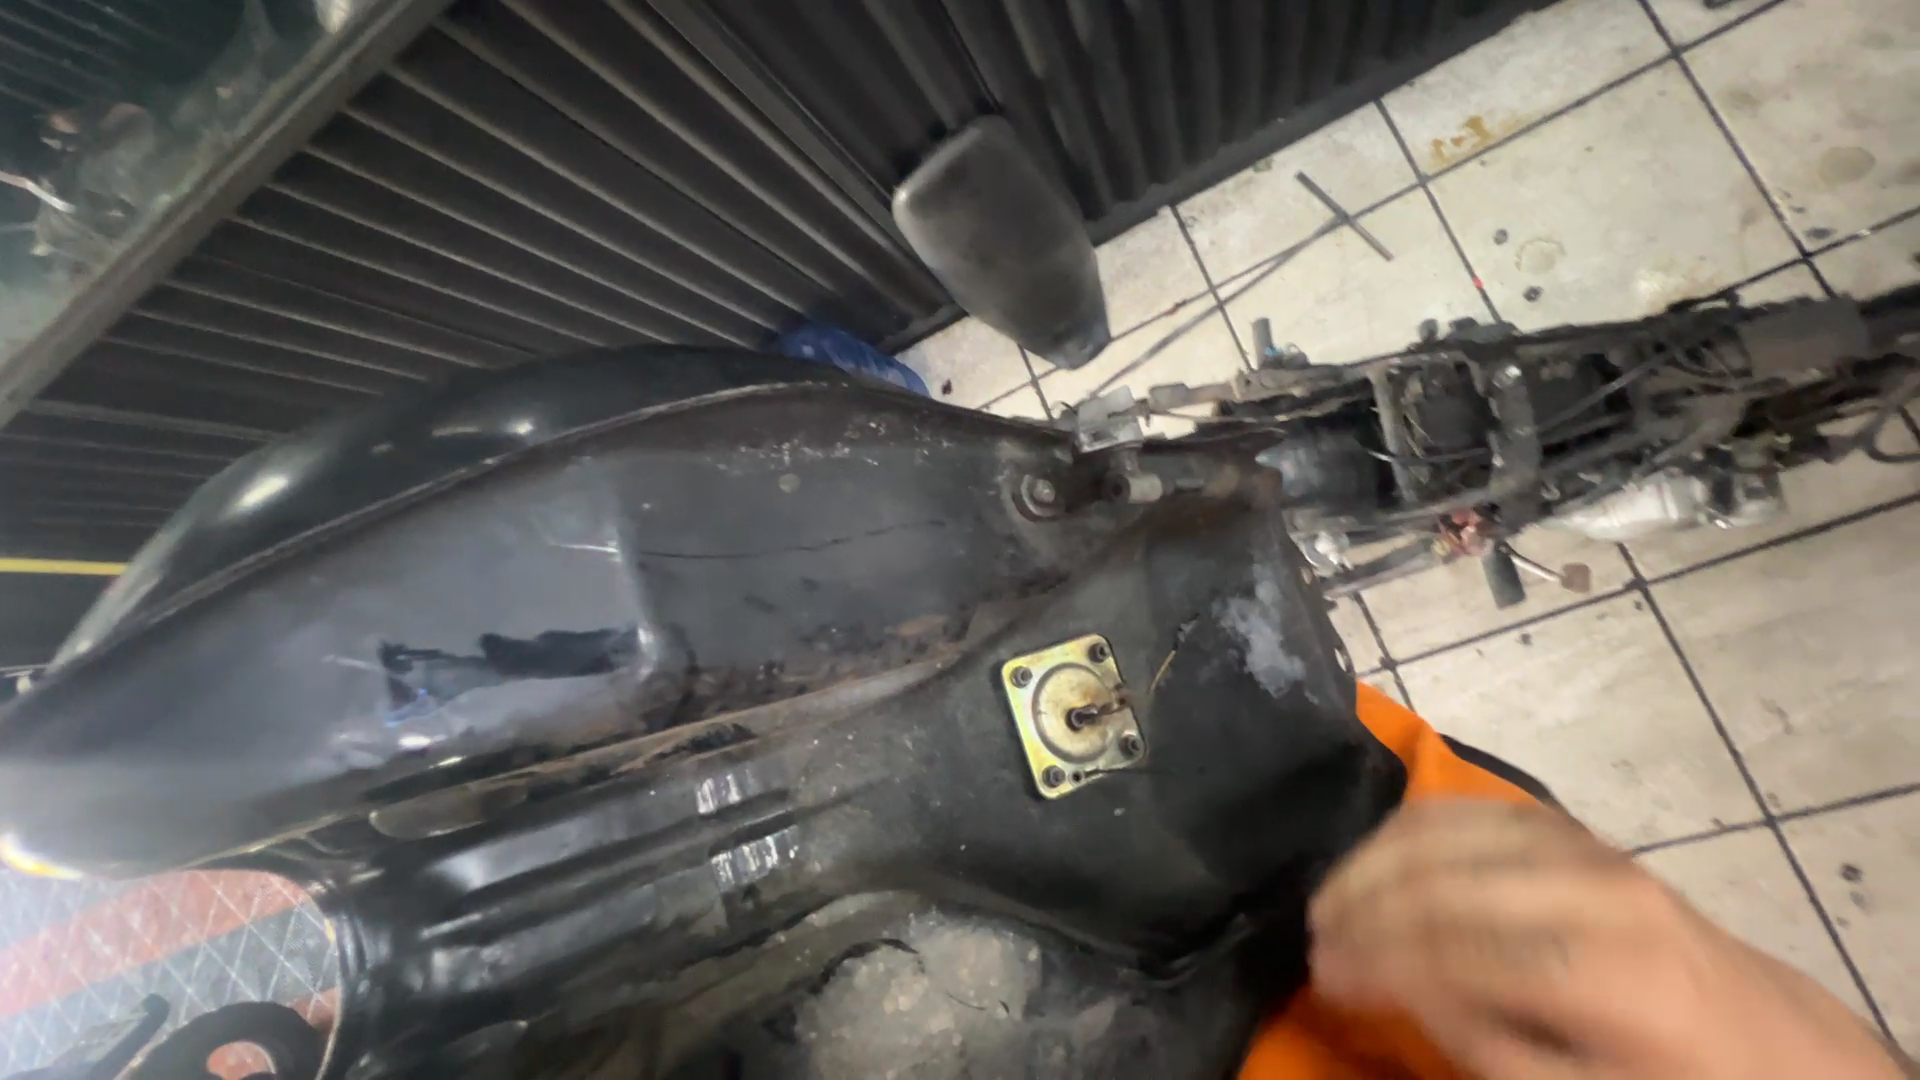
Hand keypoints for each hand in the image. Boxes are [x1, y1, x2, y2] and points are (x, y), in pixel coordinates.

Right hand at [1308, 799, 1910, 1079]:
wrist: (1779, 1042)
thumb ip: (1484, 1043)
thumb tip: (1395, 984)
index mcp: (1615, 974)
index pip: (1457, 950)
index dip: (1377, 960)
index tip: (1324, 976)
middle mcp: (1592, 888)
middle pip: (1440, 881)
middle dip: (1360, 907)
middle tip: (1313, 936)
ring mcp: (1578, 844)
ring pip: (1440, 830)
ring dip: (1368, 862)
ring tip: (1328, 897)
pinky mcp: (1564, 826)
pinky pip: (1461, 808)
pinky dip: (1402, 830)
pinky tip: (1373, 857)